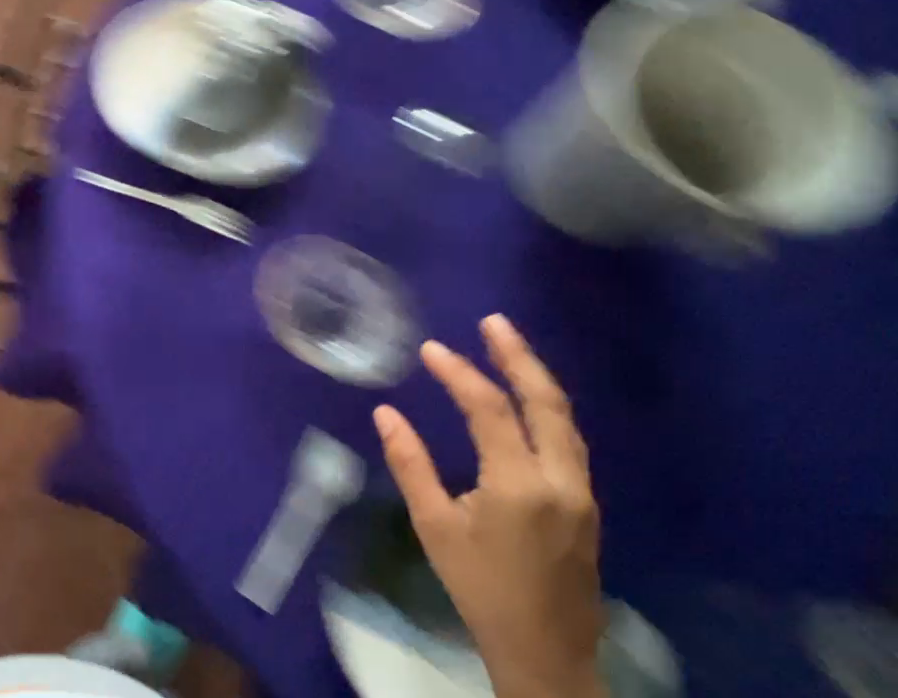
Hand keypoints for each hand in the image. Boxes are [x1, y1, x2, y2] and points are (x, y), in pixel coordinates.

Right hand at [373, 316, 605, 697]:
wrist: (545, 648)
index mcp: (519, 485)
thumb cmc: (479, 587)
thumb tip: (386, 412)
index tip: (430, 349)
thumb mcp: (433, 526)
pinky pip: (569, 440)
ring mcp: (581, 492)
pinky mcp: (586, 503)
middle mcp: (560, 480)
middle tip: (493, 322)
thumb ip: (410, 464)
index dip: (459, 373)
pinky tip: (527, 399)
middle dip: (519, 358)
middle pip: (546, 404)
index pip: (491, 410)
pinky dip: (546, 408)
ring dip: (537, 379)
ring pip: (566, 420)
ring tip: (509, 347)